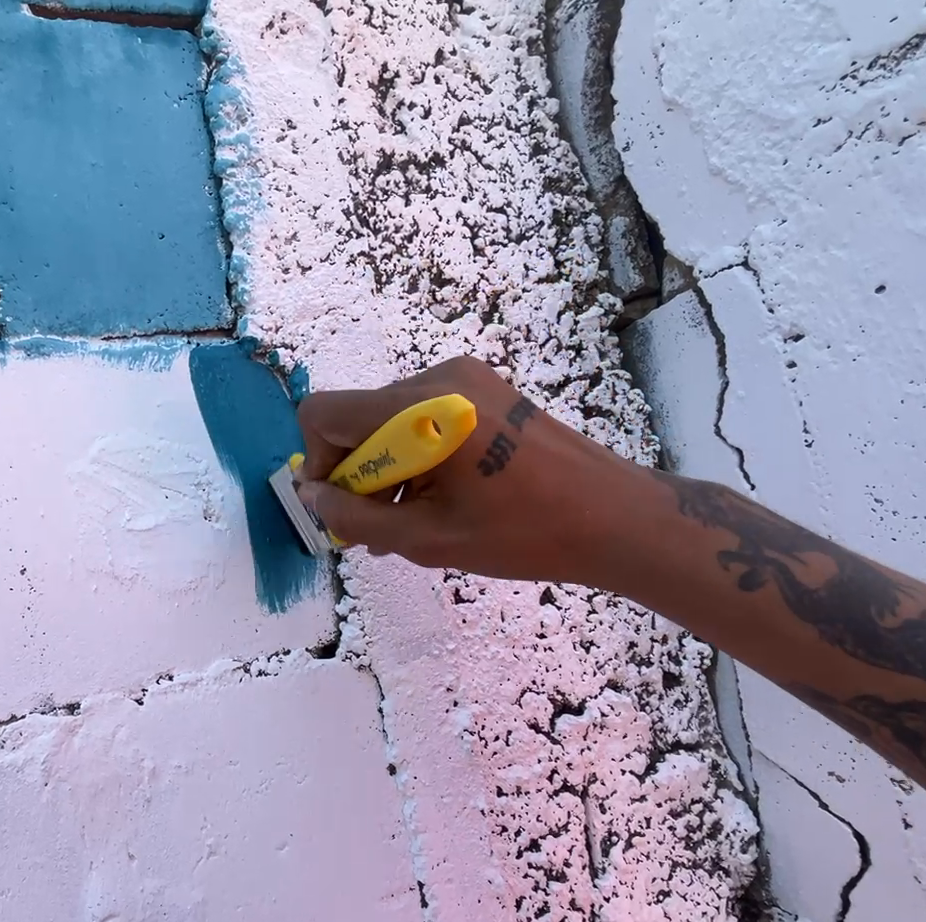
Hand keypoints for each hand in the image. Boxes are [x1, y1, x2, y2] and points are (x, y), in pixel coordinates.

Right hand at [293, 356, 643, 585]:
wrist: (615, 516)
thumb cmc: (522, 534)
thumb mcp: (425, 539)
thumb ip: (354, 517)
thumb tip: (310, 495)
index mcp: (420, 409)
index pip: (324, 412)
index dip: (316, 460)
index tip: (340, 503)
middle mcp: (437, 378)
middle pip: (356, 419)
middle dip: (355, 474)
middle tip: (377, 528)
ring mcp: (464, 378)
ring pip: (387, 422)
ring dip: (385, 472)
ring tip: (412, 522)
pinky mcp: (483, 388)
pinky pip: (420, 418)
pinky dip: (414, 458)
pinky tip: (438, 499)